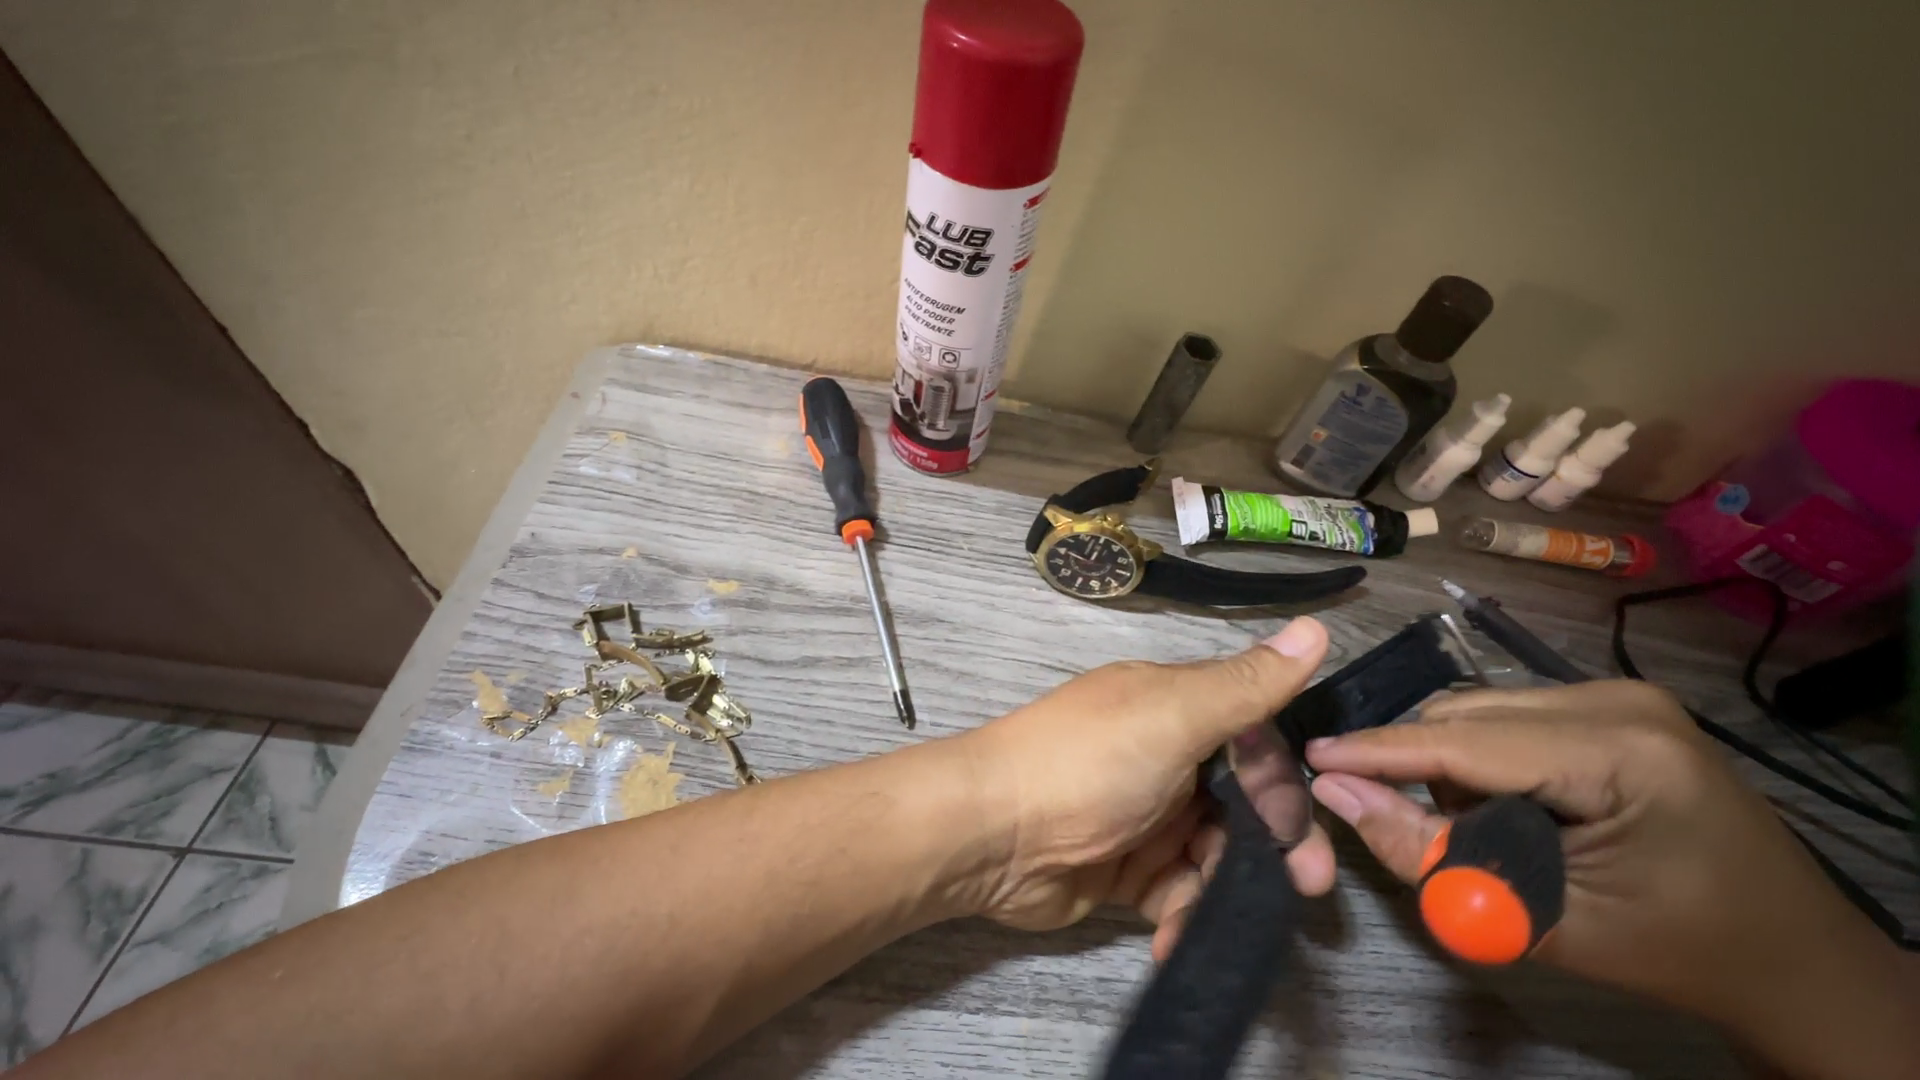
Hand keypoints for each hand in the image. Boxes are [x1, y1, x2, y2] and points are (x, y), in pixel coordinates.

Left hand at [953, 618, 1336, 961]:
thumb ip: (1246, 684)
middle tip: (1308, 884)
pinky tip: (1177, 939)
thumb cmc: (1088, 764)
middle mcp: (1167, 759)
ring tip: (1234, 918)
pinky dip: (1186, 916)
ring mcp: (1146, 817)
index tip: (1305, 816)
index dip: (1284, 776)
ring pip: (1219, 852)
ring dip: (1235, 885)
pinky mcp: (1126, 872)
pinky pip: (1178, 894)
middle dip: (1281, 841)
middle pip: (1247, 801)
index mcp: (1176, 710)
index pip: (1256, 739)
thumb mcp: (1172, 714)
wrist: (990, 834)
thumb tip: (1318, 626)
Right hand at [1305, 679, 1919, 1078]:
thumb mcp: (1541, 920)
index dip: (1377, 750)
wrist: (1791, 958)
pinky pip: (1506, 719)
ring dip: (1452, 769)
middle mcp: (1617, 699)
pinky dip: (1482, 763)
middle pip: (1464, 716)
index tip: (1307, 758)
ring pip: (1477, 713)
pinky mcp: (1614, 705)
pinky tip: (1509, 807)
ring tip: (1481, 831)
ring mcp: (1619, 695)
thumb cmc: (1675, 949)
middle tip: (1420, 833)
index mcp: (1622, 750)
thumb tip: (1333, 793)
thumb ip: (1428, 854)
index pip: (1464, 740)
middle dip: (1422, 770)